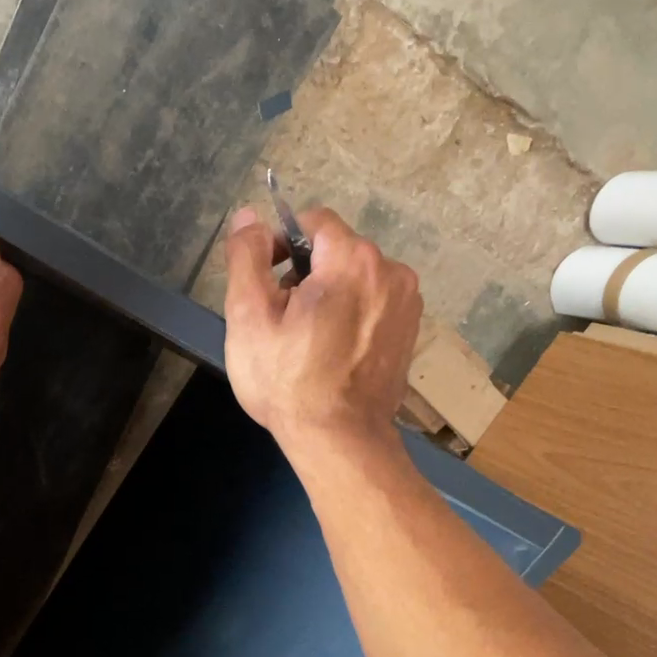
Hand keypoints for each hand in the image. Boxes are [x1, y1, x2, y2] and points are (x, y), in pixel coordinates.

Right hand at [222, 206, 422, 470]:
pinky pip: (371, 304)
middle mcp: (391, 271)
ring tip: (303, 341)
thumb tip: (248, 217)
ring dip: (326, 295)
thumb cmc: (286, 380)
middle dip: (303, 274)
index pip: (314, 220)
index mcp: (353, 260)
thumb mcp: (249, 317)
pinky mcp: (410, 330)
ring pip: (354, 278)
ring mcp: (407, 302)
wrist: (338, 439)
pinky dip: (348, 316)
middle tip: (277, 321)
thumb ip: (247, 258)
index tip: (263, 282)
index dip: (281, 243)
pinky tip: (330, 353)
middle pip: (335, 251)